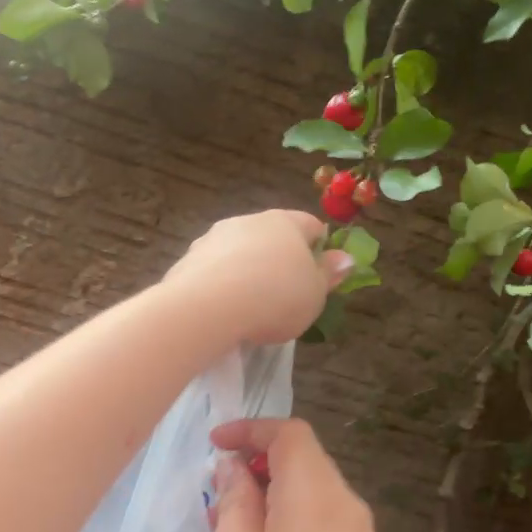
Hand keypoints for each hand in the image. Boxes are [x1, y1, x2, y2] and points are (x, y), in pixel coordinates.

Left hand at [162, 210, 353, 344]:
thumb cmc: (276, 297)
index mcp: (285, 222)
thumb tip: (345, 258)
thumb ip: (328, 275)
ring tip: (250, 303)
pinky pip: (211, 271)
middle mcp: (246, 222)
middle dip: (278, 258)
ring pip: (237, 251)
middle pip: (270, 236)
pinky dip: (219, 285)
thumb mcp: (315, 294)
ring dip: (245, 269)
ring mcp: (212, 239)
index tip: (320, 272)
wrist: (208, 307)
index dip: (319, 247)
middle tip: (285, 292)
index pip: (310, 225)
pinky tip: (221, 310)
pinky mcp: (186, 261)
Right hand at [208, 418, 410, 531]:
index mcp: (312, 494)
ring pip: (312, 485)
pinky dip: (290, 510)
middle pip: (302, 456)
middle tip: (218, 491)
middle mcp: (343, 501)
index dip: (250, 430)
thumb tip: (233, 470)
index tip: (215, 445)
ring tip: (233, 523)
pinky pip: (322, 511)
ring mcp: (359, 529)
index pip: (287, 433)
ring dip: (271, 488)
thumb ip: (234, 507)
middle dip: (256, 460)